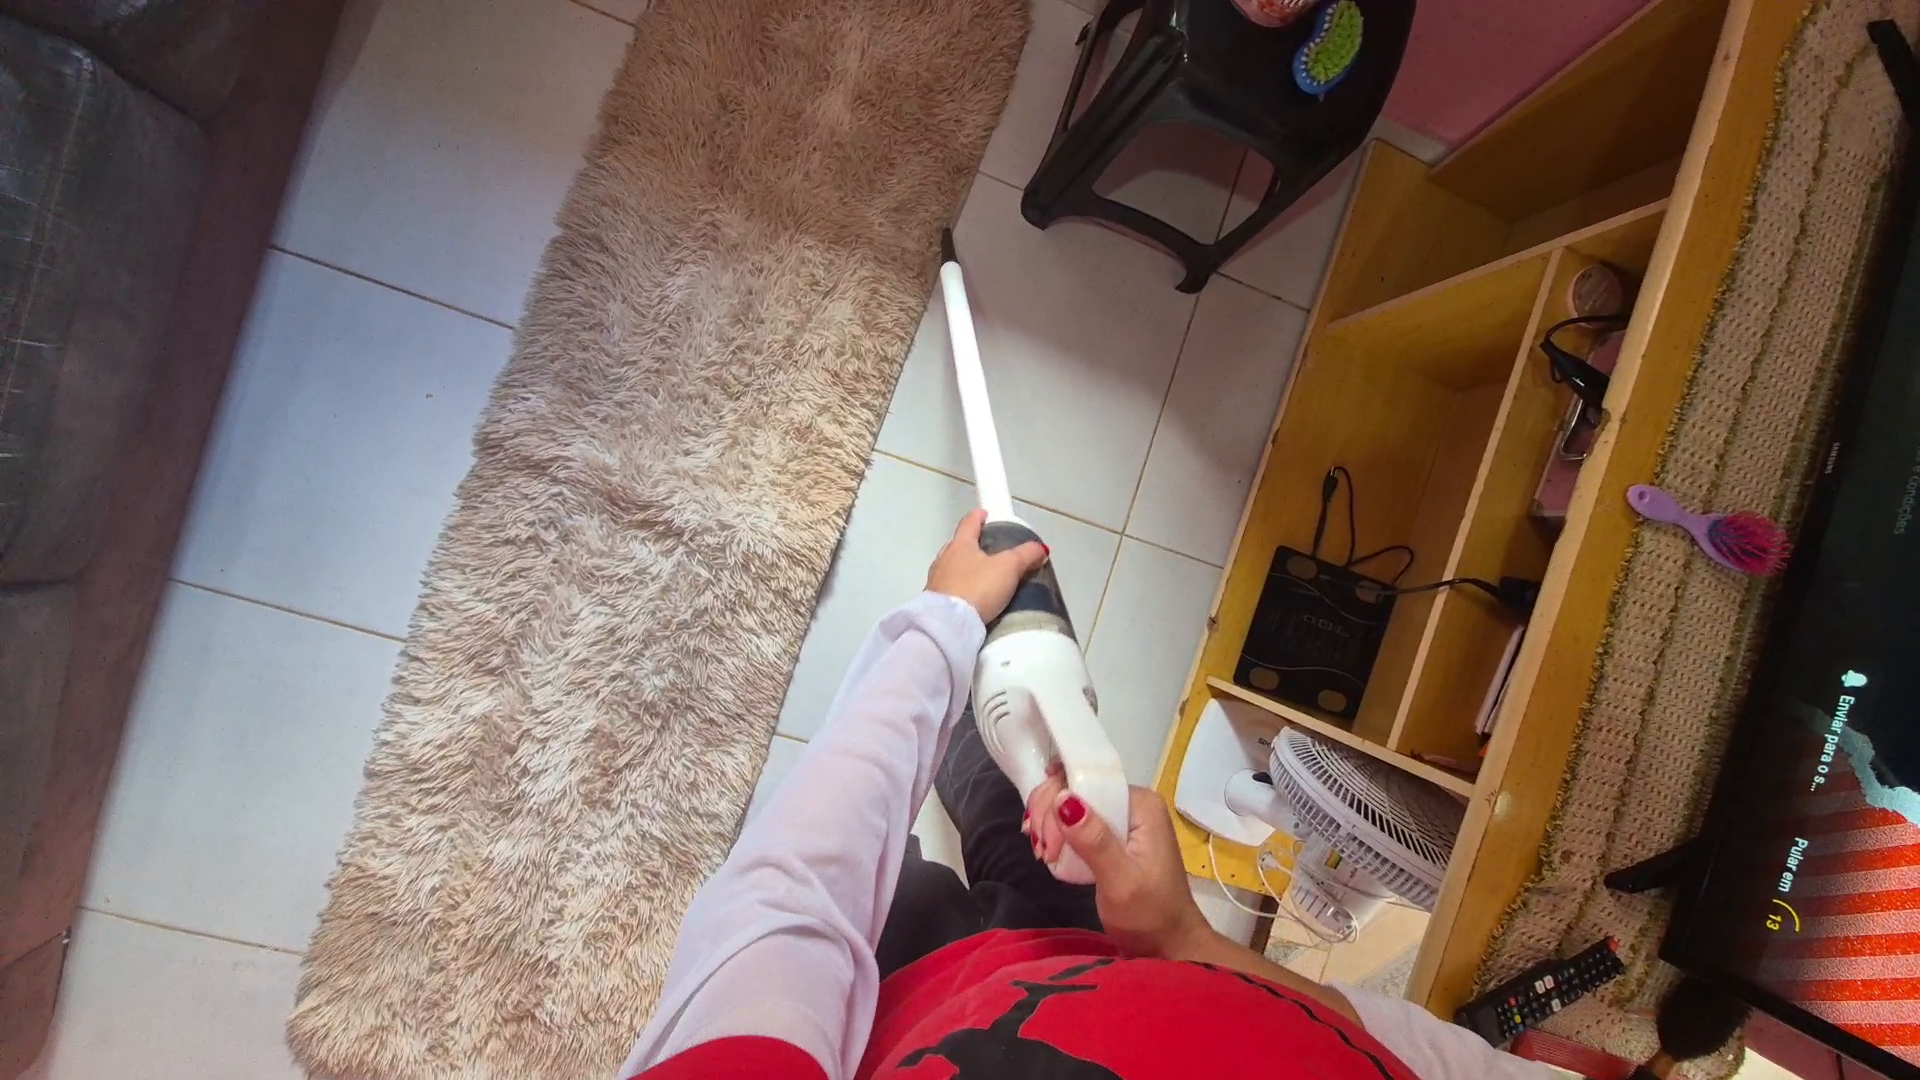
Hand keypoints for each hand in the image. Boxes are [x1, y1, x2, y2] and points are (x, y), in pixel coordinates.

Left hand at [925, 509, 1048, 622]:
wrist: (950, 624)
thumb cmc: (978, 587)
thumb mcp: (1008, 568)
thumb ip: (1025, 556)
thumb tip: (1040, 549)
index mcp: (960, 545)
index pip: (969, 523)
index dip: (978, 516)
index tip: (984, 513)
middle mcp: (944, 559)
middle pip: (957, 545)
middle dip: (971, 545)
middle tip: (986, 549)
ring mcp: (936, 581)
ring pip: (951, 568)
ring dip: (963, 568)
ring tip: (980, 576)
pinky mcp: (935, 603)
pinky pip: (949, 589)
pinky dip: (959, 589)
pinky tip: (970, 598)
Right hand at [1024, 772, 1215, 960]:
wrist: (1169, 949)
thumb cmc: (1150, 917)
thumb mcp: (1121, 882)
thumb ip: (1095, 841)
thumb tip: (1064, 799)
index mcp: (1140, 803)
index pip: (1085, 780)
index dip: (1056, 802)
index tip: (1043, 839)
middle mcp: (1132, 802)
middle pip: (1075, 788)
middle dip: (1050, 815)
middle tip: (1040, 851)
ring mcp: (1122, 817)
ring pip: (1072, 804)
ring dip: (1050, 825)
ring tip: (1043, 854)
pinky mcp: (1113, 834)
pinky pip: (1077, 821)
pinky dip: (1058, 834)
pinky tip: (1047, 852)